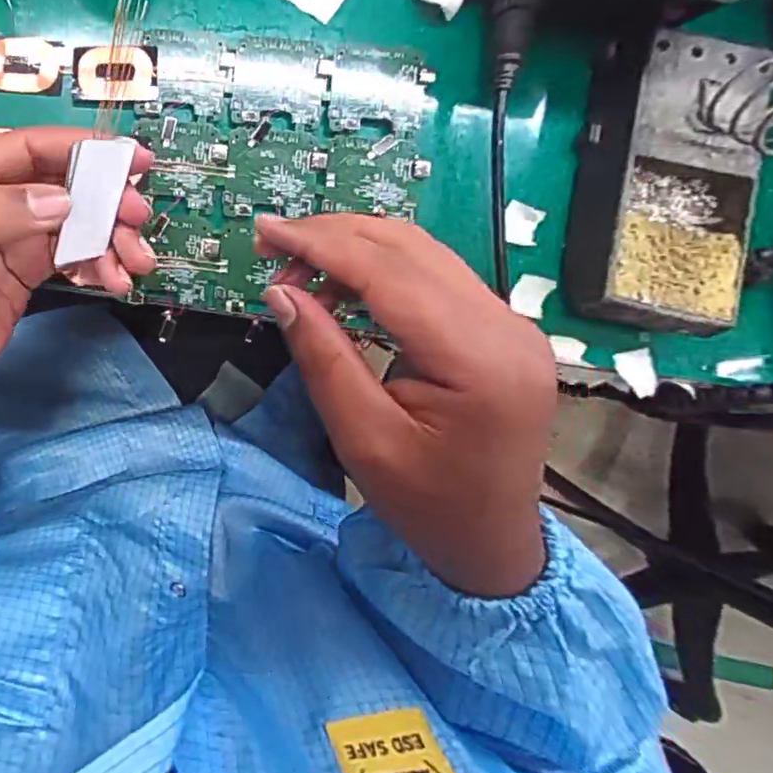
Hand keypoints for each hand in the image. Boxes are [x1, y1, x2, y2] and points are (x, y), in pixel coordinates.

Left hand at [0, 128, 155, 425]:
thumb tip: (59, 200)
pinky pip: (73, 253)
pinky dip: (100, 262)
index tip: (130, 160)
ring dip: (109, 235)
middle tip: (137, 219)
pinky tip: (113, 279)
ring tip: (134, 263)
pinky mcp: (24, 270)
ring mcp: (8, 235)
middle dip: (104, 198)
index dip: (79, 148)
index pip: (25, 148)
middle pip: (59, 181)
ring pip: (74, 219)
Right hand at [255, 214, 554, 596]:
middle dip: (331, 235)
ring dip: (350, 247)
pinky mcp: (497, 327)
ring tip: (296, 272)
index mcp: (476, 358)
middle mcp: (503, 326)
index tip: (265, 231)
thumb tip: (281, 291)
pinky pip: (429, 274)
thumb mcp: (360, 436)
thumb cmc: (425, 502)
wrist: (492, 541)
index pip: (388, 272)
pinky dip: (374, 268)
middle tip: (271, 249)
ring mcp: (507, 323)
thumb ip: (322, 356)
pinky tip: (338, 288)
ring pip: (419, 251)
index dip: (320, 243)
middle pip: (407, 247)